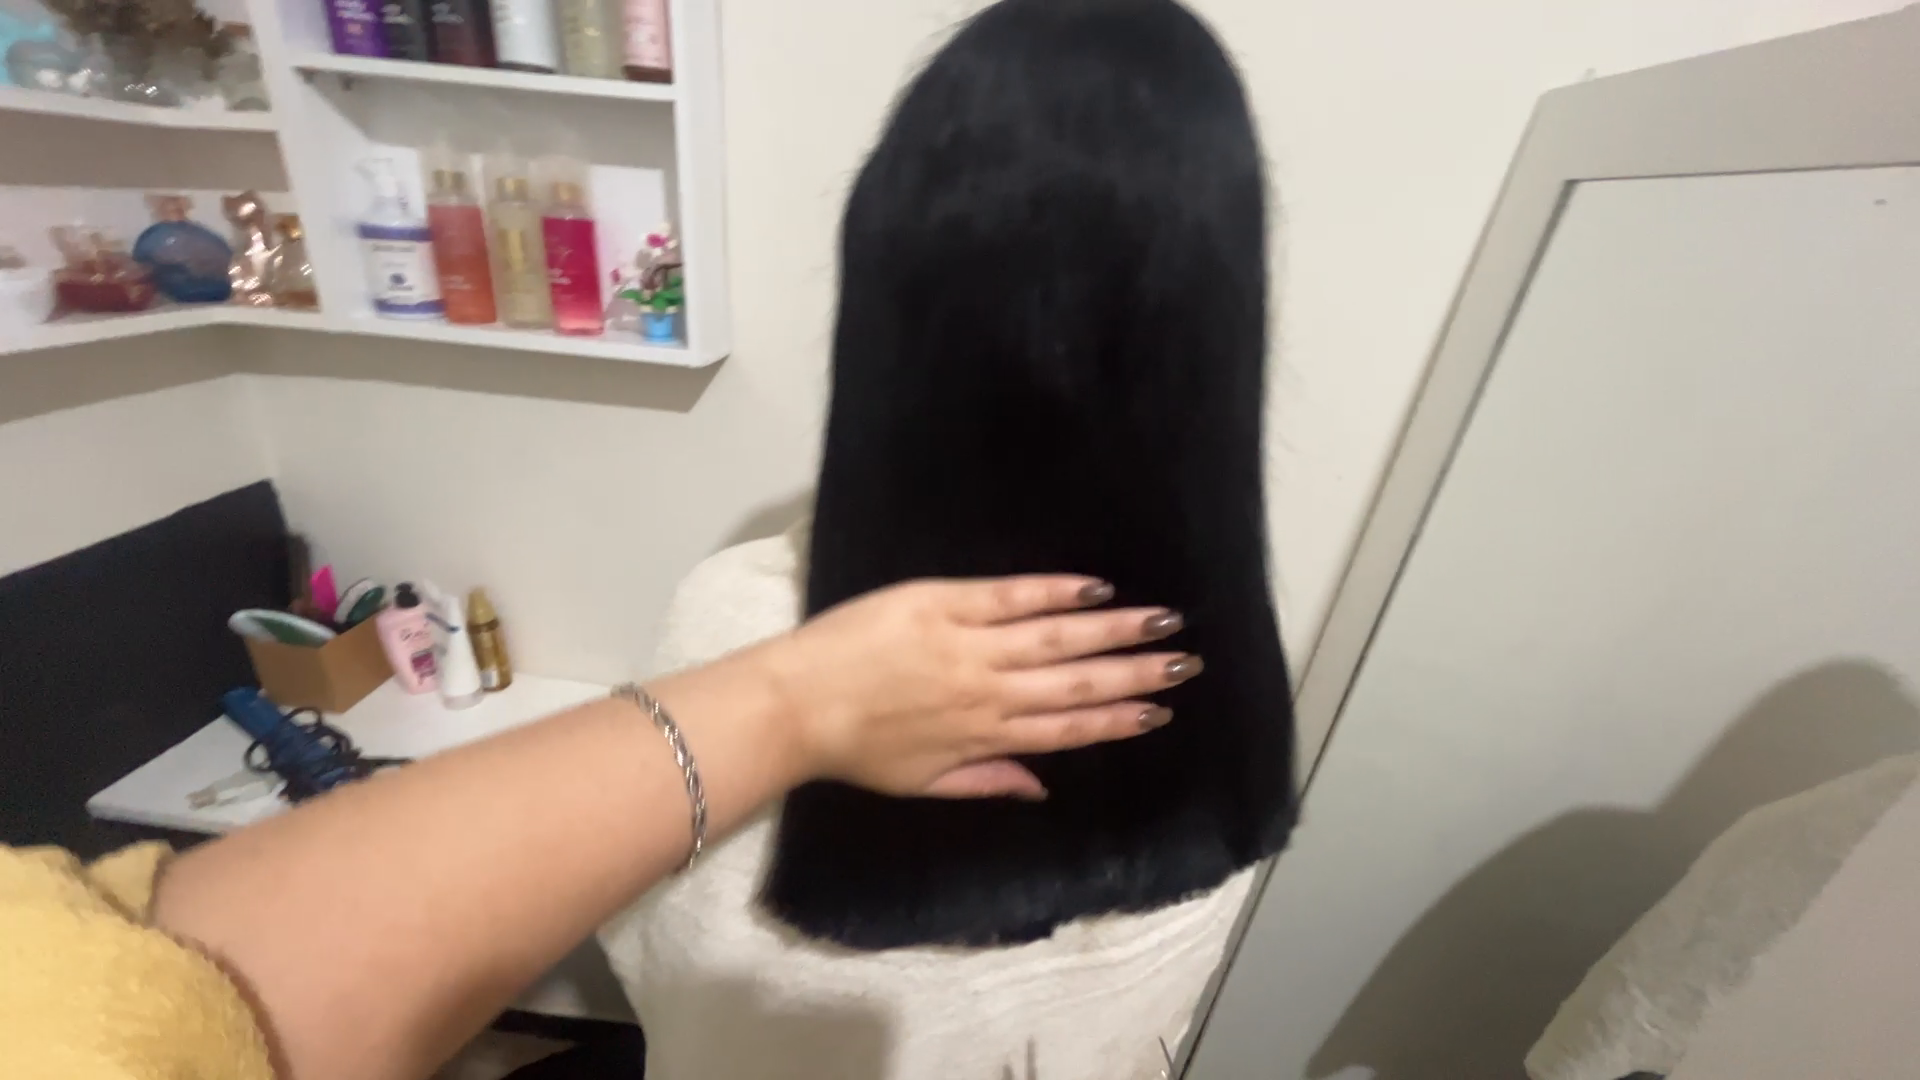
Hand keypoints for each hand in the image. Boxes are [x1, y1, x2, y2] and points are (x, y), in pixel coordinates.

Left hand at [750, 575, 1198, 798]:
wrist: (796, 703)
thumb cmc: (856, 748)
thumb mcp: (921, 784)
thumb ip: (988, 783)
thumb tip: (1041, 789)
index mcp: (985, 737)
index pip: (1066, 729)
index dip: (1116, 719)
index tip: (1159, 712)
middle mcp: (990, 693)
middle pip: (1075, 682)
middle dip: (1134, 674)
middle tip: (1185, 662)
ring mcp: (970, 646)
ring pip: (1055, 638)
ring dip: (1111, 632)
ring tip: (1160, 622)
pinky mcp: (945, 605)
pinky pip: (1010, 597)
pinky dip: (1054, 592)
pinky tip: (1094, 589)